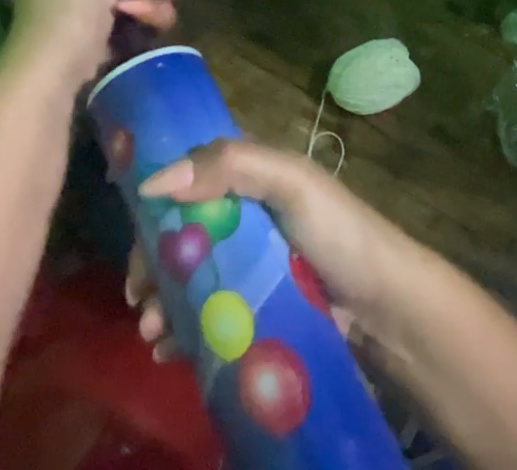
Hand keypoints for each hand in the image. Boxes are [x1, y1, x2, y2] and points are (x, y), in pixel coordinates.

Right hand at [124, 140, 411, 359]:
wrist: (385, 308)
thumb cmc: (338, 234)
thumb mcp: (290, 183)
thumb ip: (230, 166)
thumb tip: (153, 184)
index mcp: (249, 182)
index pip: (186, 185)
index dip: (153, 207)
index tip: (132, 236)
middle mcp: (242, 222)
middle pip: (178, 239)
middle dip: (151, 266)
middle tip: (138, 296)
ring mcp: (247, 270)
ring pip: (186, 282)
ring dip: (159, 303)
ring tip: (153, 331)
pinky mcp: (252, 312)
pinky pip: (204, 320)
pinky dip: (179, 333)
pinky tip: (167, 350)